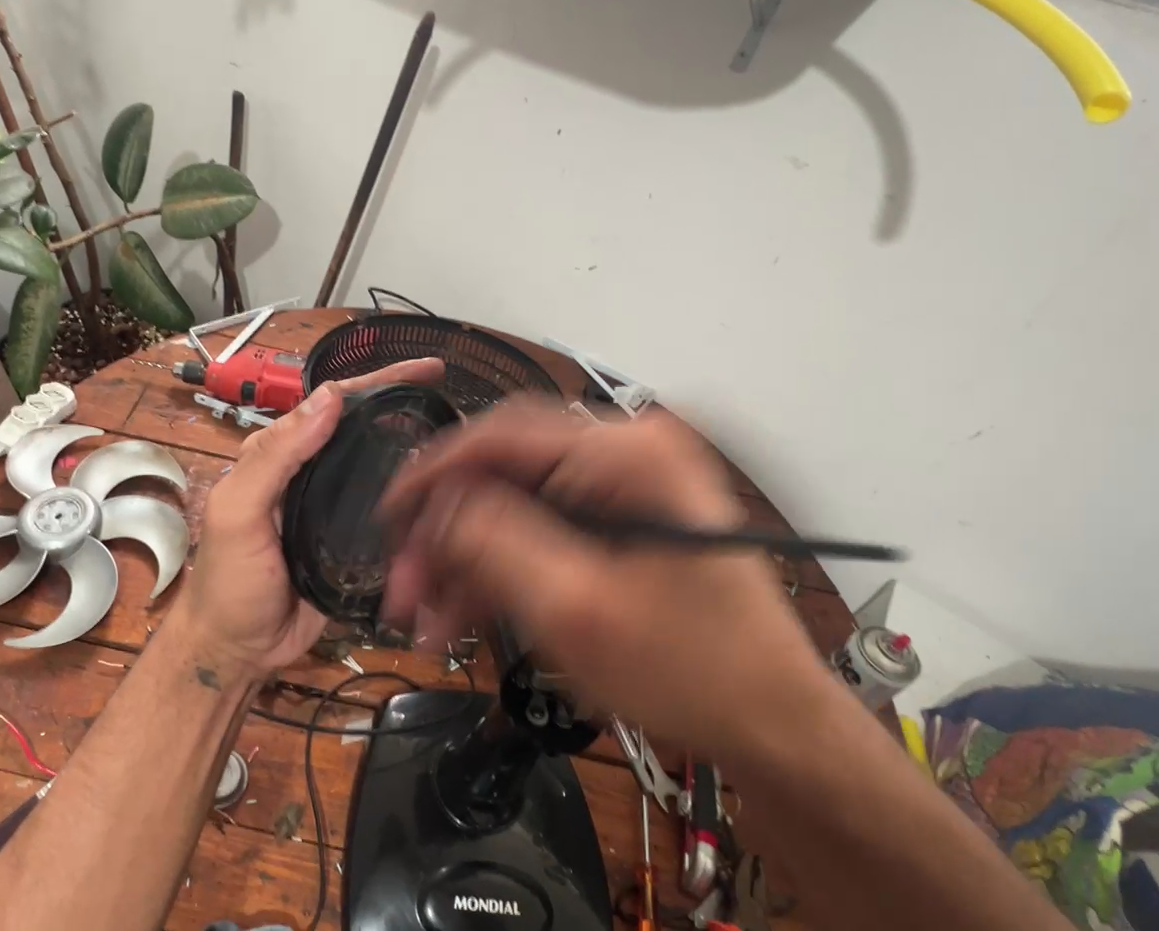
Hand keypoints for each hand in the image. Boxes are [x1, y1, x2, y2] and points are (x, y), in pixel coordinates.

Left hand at [173, 357, 446, 681]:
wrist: (239, 649)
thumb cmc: (229, 580)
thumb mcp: (237, 511)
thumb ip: (275, 456)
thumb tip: (329, 398)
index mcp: (279, 455)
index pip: (331, 404)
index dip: (377, 382)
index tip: (425, 371)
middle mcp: (309, 473)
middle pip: (361, 428)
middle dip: (404, 407)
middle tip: (452, 401)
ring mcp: (333, 507)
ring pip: (377, 465)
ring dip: (414, 449)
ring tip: (459, 439)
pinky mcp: (353, 542)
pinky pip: (386, 511)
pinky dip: (413, 496)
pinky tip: (443, 491)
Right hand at [380, 402, 839, 764]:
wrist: (771, 723)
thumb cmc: (695, 671)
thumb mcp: (576, 608)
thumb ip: (494, 543)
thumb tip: (436, 506)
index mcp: (627, 453)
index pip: (499, 436)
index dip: (431, 475)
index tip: (387, 517)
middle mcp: (625, 454)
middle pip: (502, 474)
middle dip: (445, 532)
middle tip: (404, 586)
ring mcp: (625, 488)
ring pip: (513, 506)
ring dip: (465, 558)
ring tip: (428, 616)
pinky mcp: (620, 521)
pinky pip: (540, 531)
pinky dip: (500, 569)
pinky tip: (466, 613)